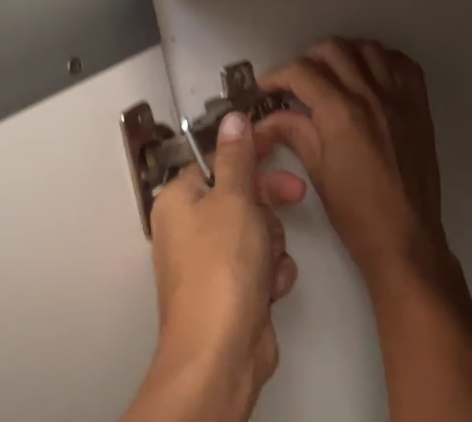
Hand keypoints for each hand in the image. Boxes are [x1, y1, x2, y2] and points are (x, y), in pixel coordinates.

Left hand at [123, 112, 306, 421]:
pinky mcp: (232, 288)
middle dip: (269, 203)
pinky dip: (272, 271)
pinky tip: (269, 286)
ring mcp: (211, 260)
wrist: (221, 350)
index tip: (277, 144)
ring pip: (259, 228)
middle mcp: (190, 228)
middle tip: (292, 196)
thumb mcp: (235, 198)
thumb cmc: (220, 272)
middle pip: (242, 193)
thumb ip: (237, 156)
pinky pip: (263, 262)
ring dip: (273, 241)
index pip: (218, 158)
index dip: (250, 152)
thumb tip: (232, 120)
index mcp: (179, 200)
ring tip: (267, 261)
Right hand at [257, 38, 453, 291]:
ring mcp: (399, 96)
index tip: (267, 87)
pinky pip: (402, 64)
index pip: (302, 73)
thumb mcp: (317, 172)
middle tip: (297, 79)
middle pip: (334, 49)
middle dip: (308, 58)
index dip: (278, 75)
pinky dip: (382, 60)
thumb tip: (267, 118)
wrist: (405, 236)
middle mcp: (371, 94)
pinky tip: (369, 75)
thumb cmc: (355, 213)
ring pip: (369, 48)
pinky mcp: (419, 104)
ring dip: (345, 53)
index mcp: (342, 113)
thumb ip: (295, 133)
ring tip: (332, 72)